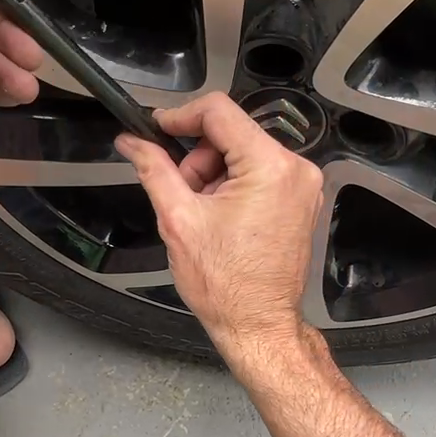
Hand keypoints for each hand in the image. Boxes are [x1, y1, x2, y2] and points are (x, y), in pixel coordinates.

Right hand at [115, 93, 324, 357]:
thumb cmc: (226, 285)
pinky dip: (234, 186)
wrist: (257, 324)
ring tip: (204, 215)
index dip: (181, 116)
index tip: (157, 129)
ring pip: (244, 153)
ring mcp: (303, 186)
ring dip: (215, 175)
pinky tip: (222, 218)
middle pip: (232, 133)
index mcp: (270, 167)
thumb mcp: (178, 219)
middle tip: (183, 195)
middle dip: (199, 160)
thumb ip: (153, 168)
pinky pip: (260, 173)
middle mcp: (296, 170)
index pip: (219, 111)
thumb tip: (132, 141)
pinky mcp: (301, 200)